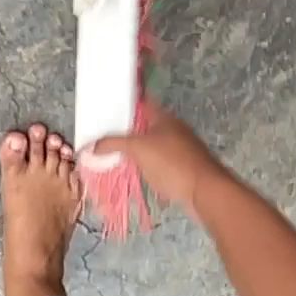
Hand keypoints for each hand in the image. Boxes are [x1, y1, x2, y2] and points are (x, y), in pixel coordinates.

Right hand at [90, 104, 230, 211]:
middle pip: (144, 126)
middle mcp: (173, 130)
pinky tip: (134, 173)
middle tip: (104, 138)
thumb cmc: (172, 163)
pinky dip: (144, 167)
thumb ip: (113, 144)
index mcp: (164, 118)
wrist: (204, 191)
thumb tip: (91, 146)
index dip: (123, 105)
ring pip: (151, 146)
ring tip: (113, 157)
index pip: (141, 103)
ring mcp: (179, 150)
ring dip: (134, 152)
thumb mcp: (138, 148)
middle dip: (125, 132)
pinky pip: (157, 163)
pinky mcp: (181, 169)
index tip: (105, 111)